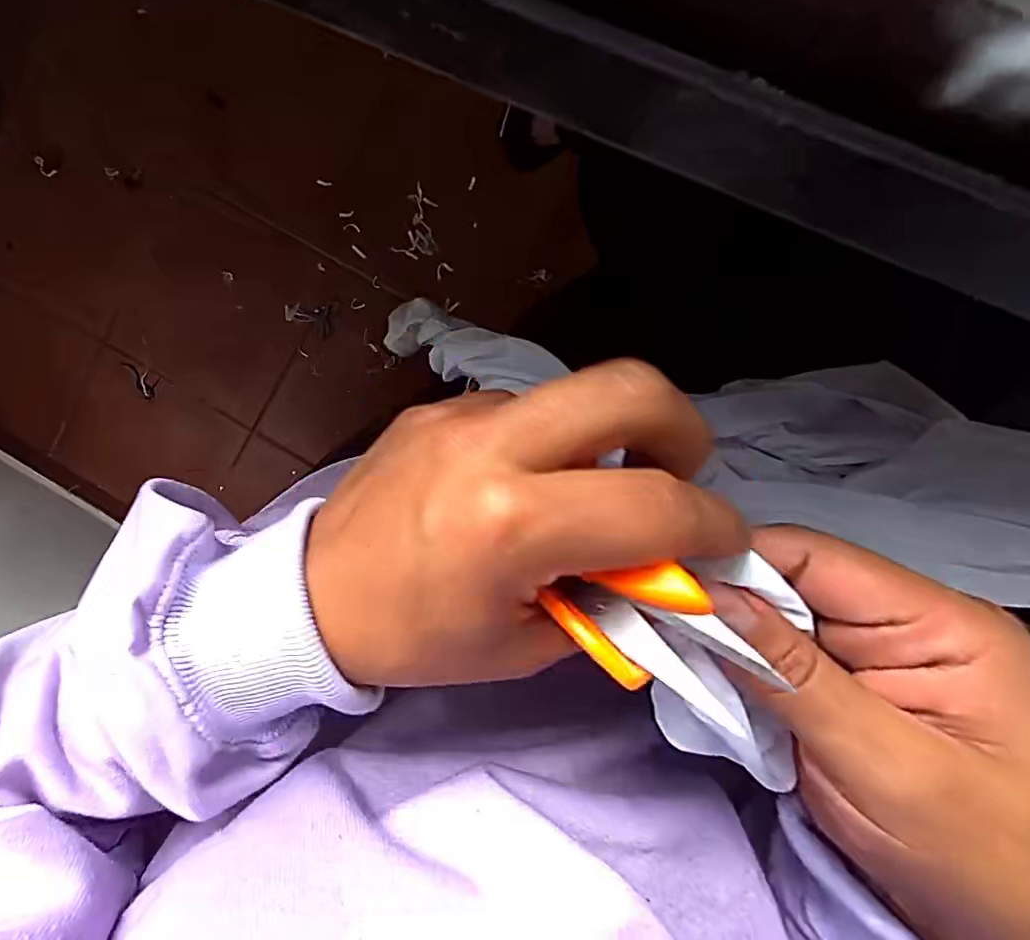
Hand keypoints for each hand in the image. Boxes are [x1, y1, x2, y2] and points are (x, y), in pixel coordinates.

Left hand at [305, 360, 748, 687]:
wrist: (311, 594)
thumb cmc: (416, 636)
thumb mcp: (523, 644)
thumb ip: (607, 598)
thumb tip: (664, 566)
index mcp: (510, 522)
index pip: (653, 504)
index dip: (711, 524)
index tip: (719, 540)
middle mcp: (490, 445)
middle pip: (629, 385)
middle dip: (681, 428)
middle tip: (677, 473)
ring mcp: (461, 412)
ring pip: (577, 393)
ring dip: (608, 436)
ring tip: (586, 488)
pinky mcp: (440, 404)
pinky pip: (525, 407)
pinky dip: (549, 441)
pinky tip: (519, 482)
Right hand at [714, 527, 1029, 939]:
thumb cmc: (991, 867)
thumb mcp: (887, 769)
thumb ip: (795, 675)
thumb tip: (715, 598)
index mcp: (945, 623)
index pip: (818, 557)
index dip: (741, 560)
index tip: (677, 582)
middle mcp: (910, 621)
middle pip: (794, 582)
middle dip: (733, 602)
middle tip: (672, 622)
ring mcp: (882, 652)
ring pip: (781, 616)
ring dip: (737, 636)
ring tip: (691, 650)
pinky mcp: (855, 682)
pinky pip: (785, 653)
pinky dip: (749, 665)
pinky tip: (723, 675)